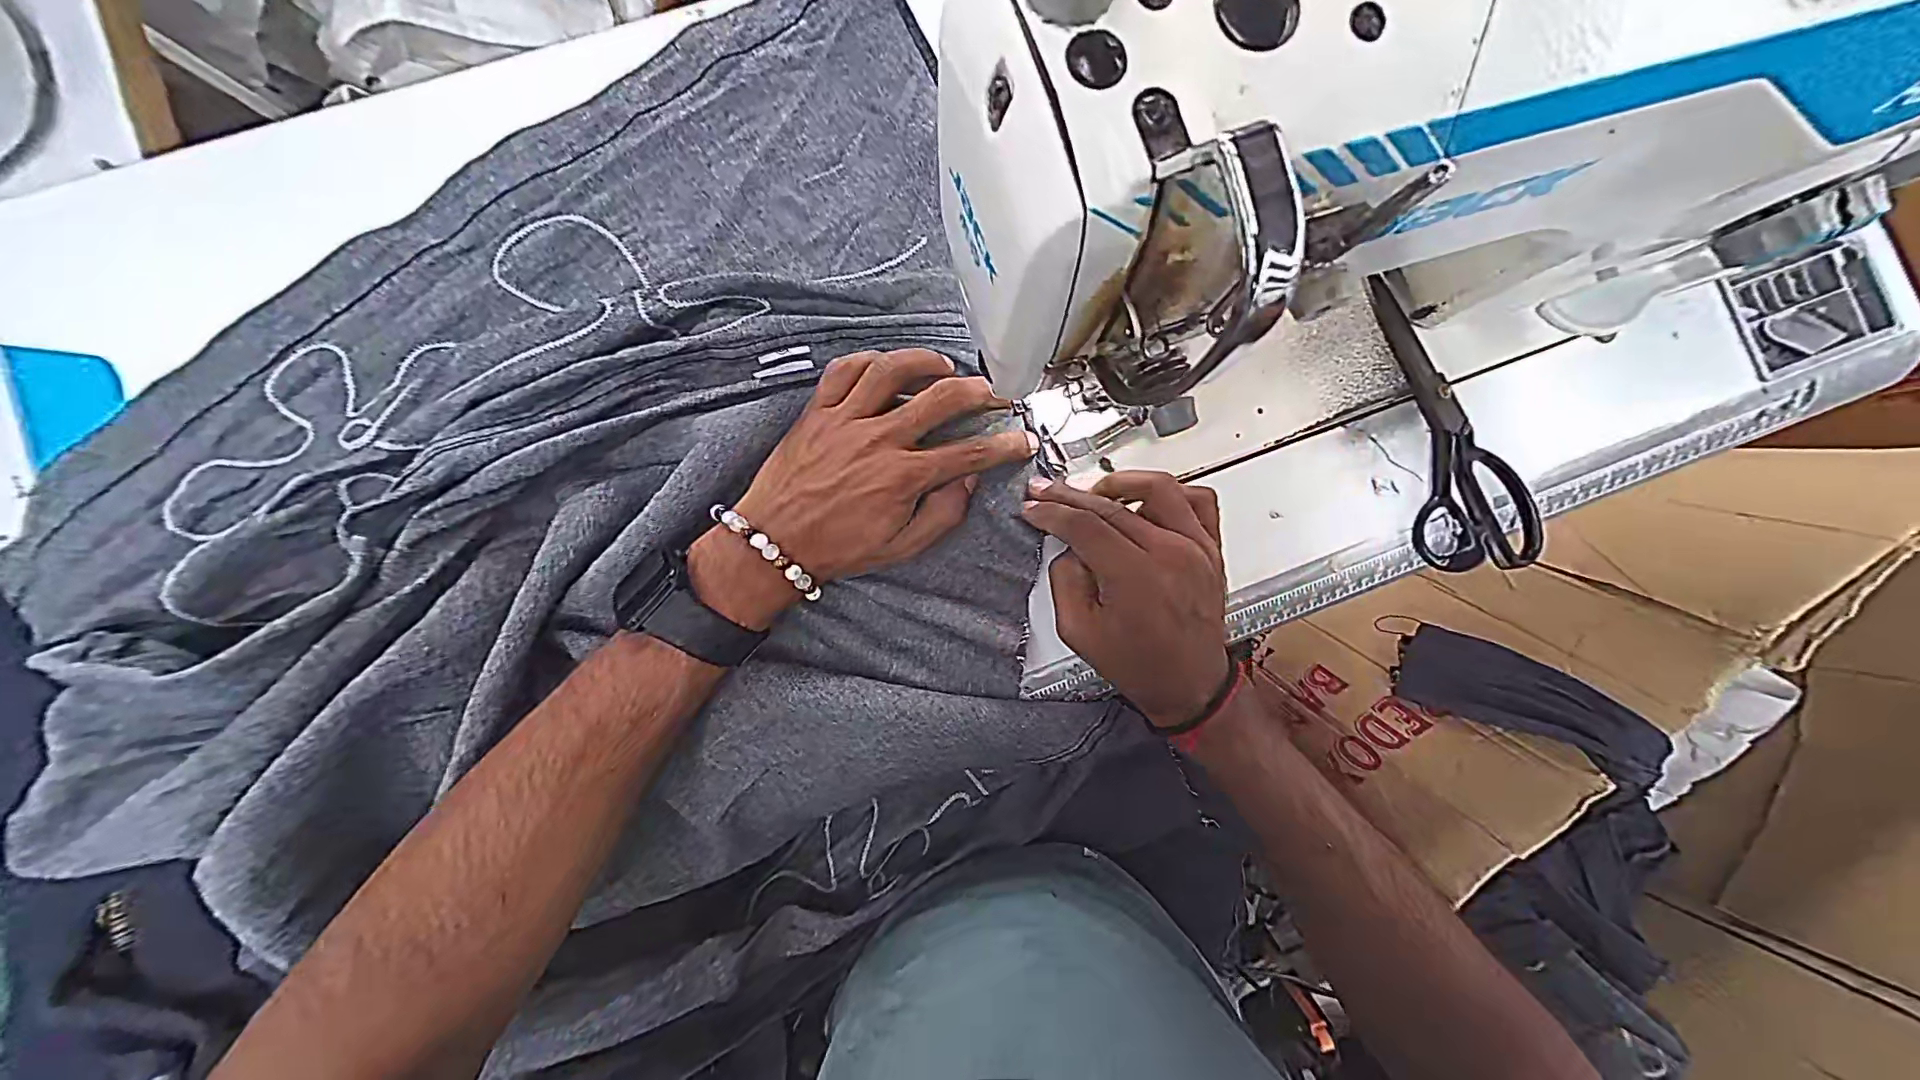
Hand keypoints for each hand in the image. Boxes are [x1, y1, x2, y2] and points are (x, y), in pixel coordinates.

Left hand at [688, 349, 1035, 628]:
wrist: (777, 543)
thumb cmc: (837, 548)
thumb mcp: (901, 547)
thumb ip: (942, 514)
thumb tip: (967, 481)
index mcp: (902, 477)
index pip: (969, 452)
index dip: (1004, 444)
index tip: (1019, 439)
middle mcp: (878, 442)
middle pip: (941, 398)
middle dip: (977, 391)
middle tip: (989, 392)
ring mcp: (845, 422)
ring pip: (892, 370)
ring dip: (925, 361)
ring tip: (943, 366)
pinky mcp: (818, 413)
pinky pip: (844, 370)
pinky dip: (869, 360)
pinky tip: (885, 365)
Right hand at [1020, 471, 1230, 728]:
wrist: (1190, 684)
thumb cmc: (1143, 666)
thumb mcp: (1079, 632)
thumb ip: (1064, 581)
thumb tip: (1066, 547)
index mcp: (1135, 577)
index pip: (1084, 525)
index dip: (1051, 512)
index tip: (1035, 507)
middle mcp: (1171, 555)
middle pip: (1111, 504)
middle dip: (1069, 495)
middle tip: (1048, 492)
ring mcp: (1196, 549)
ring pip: (1157, 487)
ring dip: (1120, 482)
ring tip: (1097, 491)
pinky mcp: (1211, 549)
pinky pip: (1198, 500)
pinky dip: (1170, 491)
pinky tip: (1147, 499)